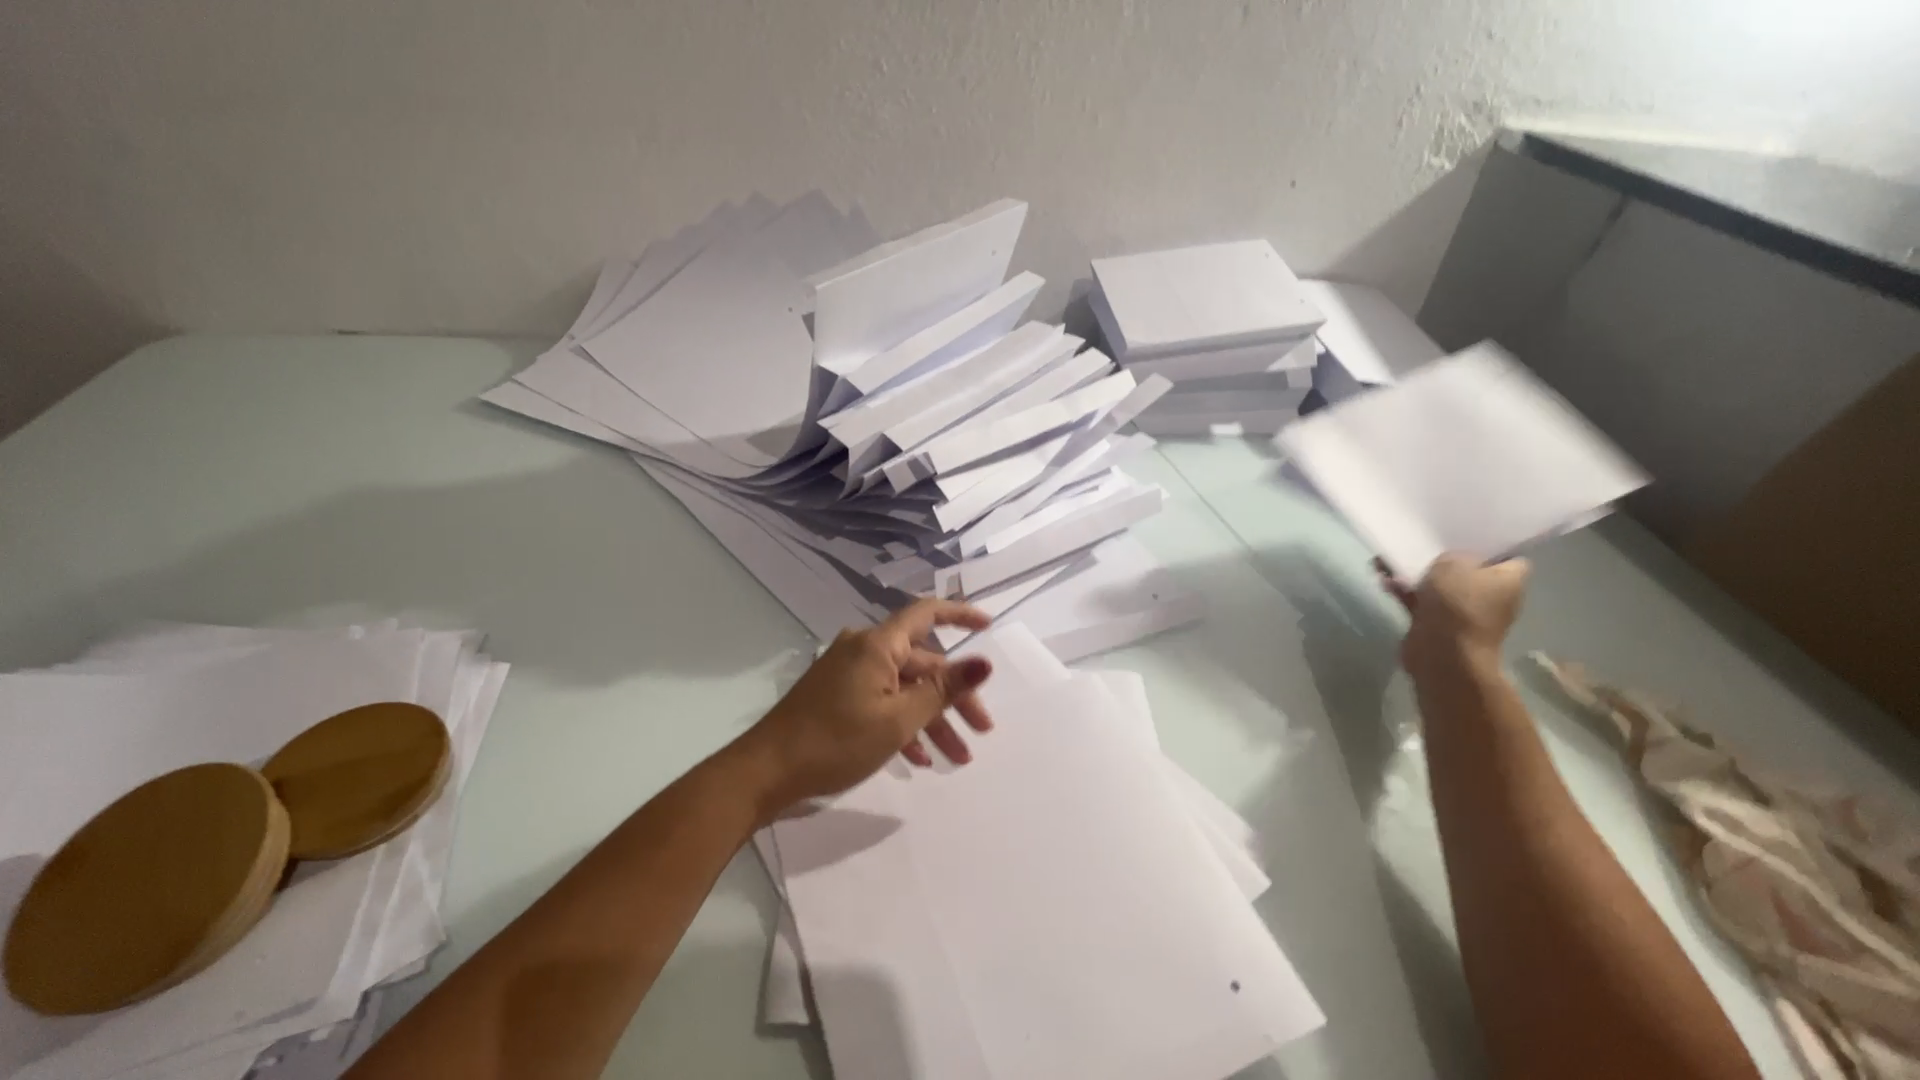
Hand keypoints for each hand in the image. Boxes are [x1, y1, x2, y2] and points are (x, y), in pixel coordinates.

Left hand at [736, 599, 994, 815]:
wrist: (766, 772)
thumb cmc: (835, 742)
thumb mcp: (898, 720)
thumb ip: (943, 690)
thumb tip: (983, 662)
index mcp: (877, 645)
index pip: (926, 613)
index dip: (960, 614)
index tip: (989, 626)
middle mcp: (862, 650)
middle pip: (921, 662)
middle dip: (953, 697)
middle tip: (981, 732)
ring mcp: (847, 674)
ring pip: (903, 687)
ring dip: (931, 719)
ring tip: (956, 758)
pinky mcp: (836, 697)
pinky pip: (881, 702)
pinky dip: (903, 724)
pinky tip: (919, 759)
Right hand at [1375, 553, 1529, 676]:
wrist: (1441, 654)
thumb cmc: (1458, 604)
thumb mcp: (1453, 563)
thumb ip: (1452, 555)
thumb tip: (1451, 564)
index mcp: (1509, 580)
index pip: (1509, 556)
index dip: (1489, 545)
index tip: (1465, 535)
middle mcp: (1492, 598)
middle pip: (1470, 571)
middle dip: (1445, 560)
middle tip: (1423, 545)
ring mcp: (1464, 614)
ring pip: (1440, 587)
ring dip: (1416, 575)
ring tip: (1389, 561)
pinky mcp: (1439, 626)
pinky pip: (1422, 602)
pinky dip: (1406, 593)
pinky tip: (1385, 581)